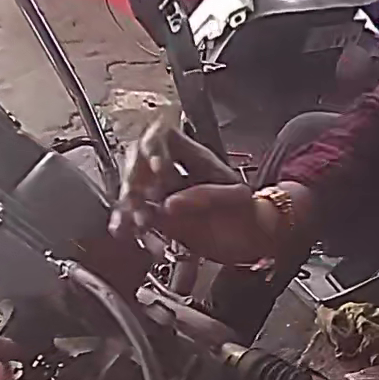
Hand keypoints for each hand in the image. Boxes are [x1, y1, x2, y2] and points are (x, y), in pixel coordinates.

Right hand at [108, 120, 288, 265]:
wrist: (252, 241)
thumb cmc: (249, 214)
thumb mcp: (236, 200)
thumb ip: (206, 197)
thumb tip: (170, 203)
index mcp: (196, 159)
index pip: (165, 138)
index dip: (155, 148)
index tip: (157, 169)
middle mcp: (176, 173)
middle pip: (140, 159)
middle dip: (136, 176)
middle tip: (141, 197)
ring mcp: (166, 195)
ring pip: (134, 188)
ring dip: (130, 202)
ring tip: (138, 220)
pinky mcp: (160, 219)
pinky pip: (137, 215)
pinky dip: (128, 221)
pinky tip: (126, 229)